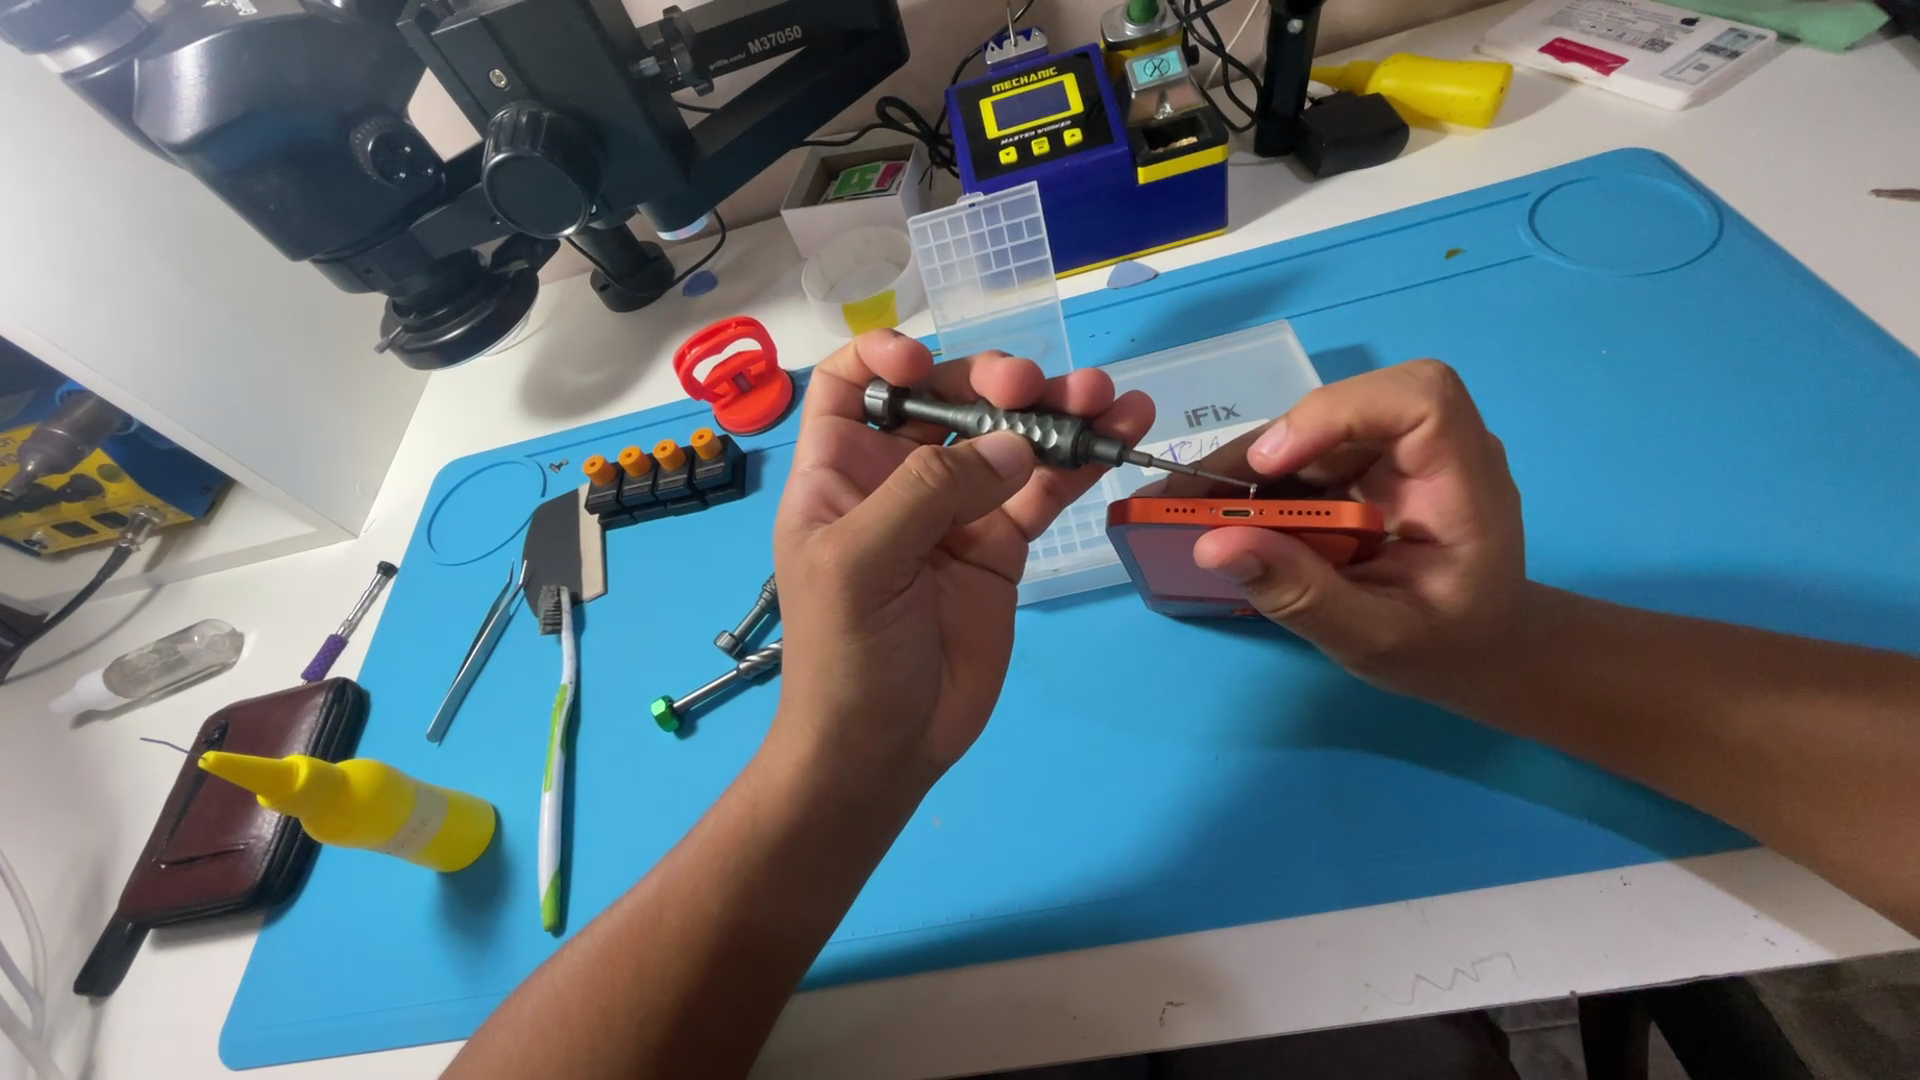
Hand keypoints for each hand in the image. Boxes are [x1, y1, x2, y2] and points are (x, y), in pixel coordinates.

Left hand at [771, 330, 1152, 792]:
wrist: (885, 746)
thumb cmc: (847, 654)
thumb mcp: (859, 564)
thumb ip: (926, 494)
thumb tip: (1011, 446)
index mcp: (840, 471)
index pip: (855, 385)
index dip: (886, 357)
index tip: (926, 363)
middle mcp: (898, 478)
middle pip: (947, 400)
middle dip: (992, 383)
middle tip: (1035, 390)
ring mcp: (956, 510)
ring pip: (1007, 439)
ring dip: (1055, 411)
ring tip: (1106, 399)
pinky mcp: (1002, 544)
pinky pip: (1043, 490)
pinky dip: (1080, 462)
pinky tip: (1122, 432)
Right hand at [1171, 360, 1525, 702]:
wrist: (1479, 649)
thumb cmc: (1444, 647)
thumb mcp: (1372, 638)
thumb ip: (1300, 595)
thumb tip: (1212, 546)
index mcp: (1460, 484)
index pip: (1416, 400)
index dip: (1336, 412)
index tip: (1267, 464)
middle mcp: (1427, 452)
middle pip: (1341, 408)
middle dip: (1259, 449)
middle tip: (1188, 498)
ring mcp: (1391, 457)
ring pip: (1307, 430)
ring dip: (1243, 468)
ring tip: (1188, 509)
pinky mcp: (1359, 469)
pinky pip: (1298, 459)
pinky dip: (1252, 485)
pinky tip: (1220, 516)